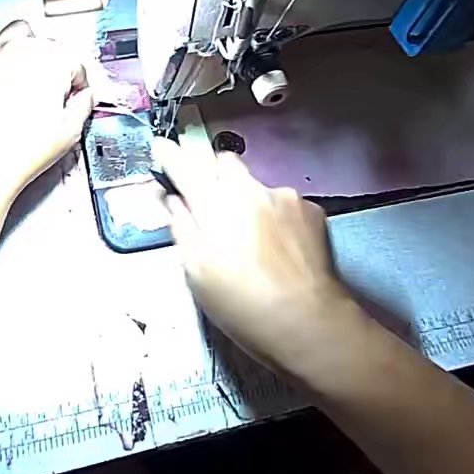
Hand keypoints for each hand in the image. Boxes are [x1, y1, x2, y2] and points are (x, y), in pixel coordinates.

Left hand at [0, 20, 94, 206]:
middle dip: (50, 65)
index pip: (74, 61)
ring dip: (23, 51)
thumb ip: (83, 105)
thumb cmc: (20, 150)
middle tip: (47, 91)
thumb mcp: (69, 131)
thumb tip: (84, 98)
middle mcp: (22, 47)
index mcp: (54, 59)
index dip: (76, 81)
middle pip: (46, 45)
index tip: (72, 94)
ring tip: (22, 80)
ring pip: (14, 36)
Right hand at [153, 135, 367, 376]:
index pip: (185, 164)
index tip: (161, 148)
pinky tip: (276, 244)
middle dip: (210, 172)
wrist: (310, 325)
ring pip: (254, 183)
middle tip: (204, 201)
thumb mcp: (196, 272)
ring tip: (247, 235)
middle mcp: (250, 188)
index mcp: (215, 201)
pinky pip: (281, 201)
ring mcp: (285, 197)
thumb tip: (171, 199)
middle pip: (223, 162)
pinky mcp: (311, 211)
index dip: (169, 154)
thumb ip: (181, 227)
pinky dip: (272, 214)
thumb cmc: (241, 303)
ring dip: (244, 197)